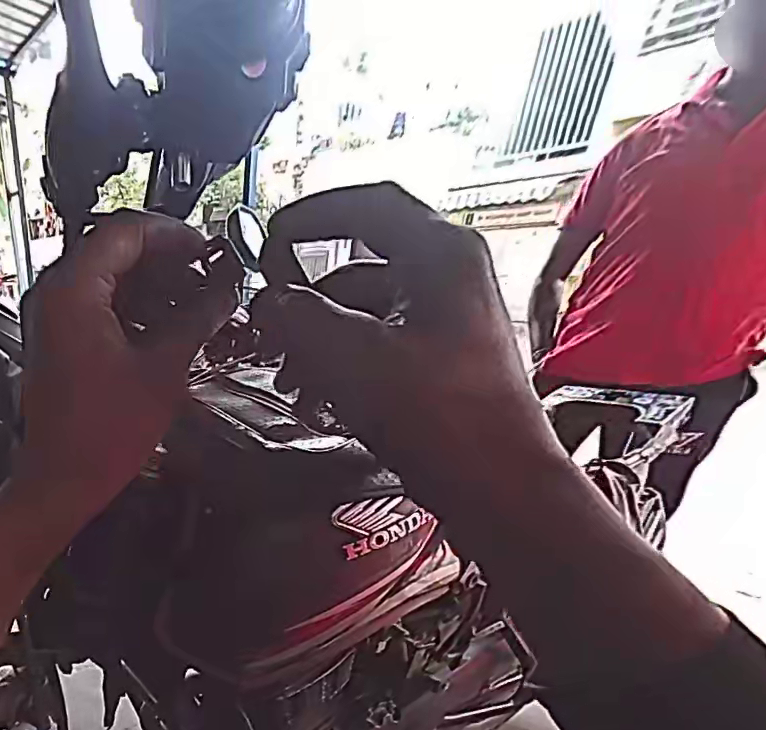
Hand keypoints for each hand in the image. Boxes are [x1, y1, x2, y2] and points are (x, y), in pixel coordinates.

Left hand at [12, 210, 239, 523]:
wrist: (64, 480)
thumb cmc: (97, 437)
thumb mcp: (163, 370)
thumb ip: (197, 321)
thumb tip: (221, 294)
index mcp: (73, 291)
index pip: (126, 231)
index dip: (174, 235)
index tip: (205, 249)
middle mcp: (55, 298)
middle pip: (115, 252)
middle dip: (166, 262)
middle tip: (205, 277)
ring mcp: (53, 321)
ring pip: (108, 281)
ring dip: (152, 287)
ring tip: (193, 304)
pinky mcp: (59, 344)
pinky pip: (98, 308)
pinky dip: (133, 310)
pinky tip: (165, 328)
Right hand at [250, 183, 562, 491]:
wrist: (495, 485)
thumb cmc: (443, 417)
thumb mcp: (354, 358)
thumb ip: (302, 318)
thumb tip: (272, 300)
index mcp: (439, 257)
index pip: (368, 206)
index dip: (310, 217)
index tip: (270, 241)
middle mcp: (446, 281)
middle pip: (356, 270)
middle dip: (305, 304)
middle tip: (270, 329)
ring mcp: (444, 324)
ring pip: (361, 316)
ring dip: (317, 344)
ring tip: (291, 381)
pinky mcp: (436, 365)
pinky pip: (375, 349)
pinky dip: (341, 368)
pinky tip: (319, 401)